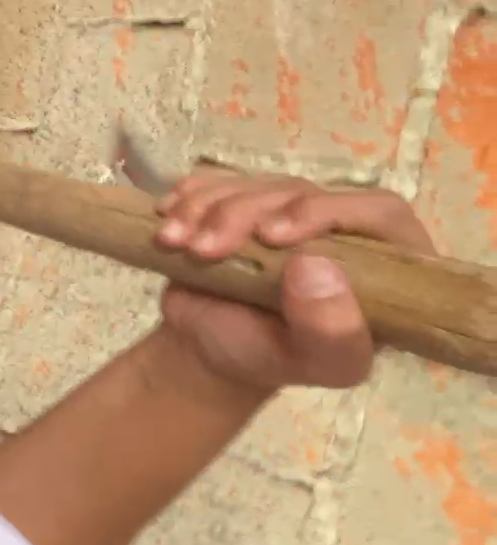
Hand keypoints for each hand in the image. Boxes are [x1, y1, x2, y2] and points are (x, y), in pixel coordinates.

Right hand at [151, 173, 434, 389]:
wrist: (206, 344)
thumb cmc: (267, 355)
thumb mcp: (314, 362)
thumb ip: (331, 328)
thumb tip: (315, 264)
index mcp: (382, 264)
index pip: (374, 210)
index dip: (324, 211)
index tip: (270, 236)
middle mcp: (335, 228)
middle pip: (295, 191)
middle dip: (238, 214)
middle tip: (201, 250)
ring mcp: (277, 213)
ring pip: (246, 184)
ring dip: (200, 207)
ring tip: (170, 241)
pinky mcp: (230, 206)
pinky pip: (208, 182)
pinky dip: (182, 196)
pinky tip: (162, 216)